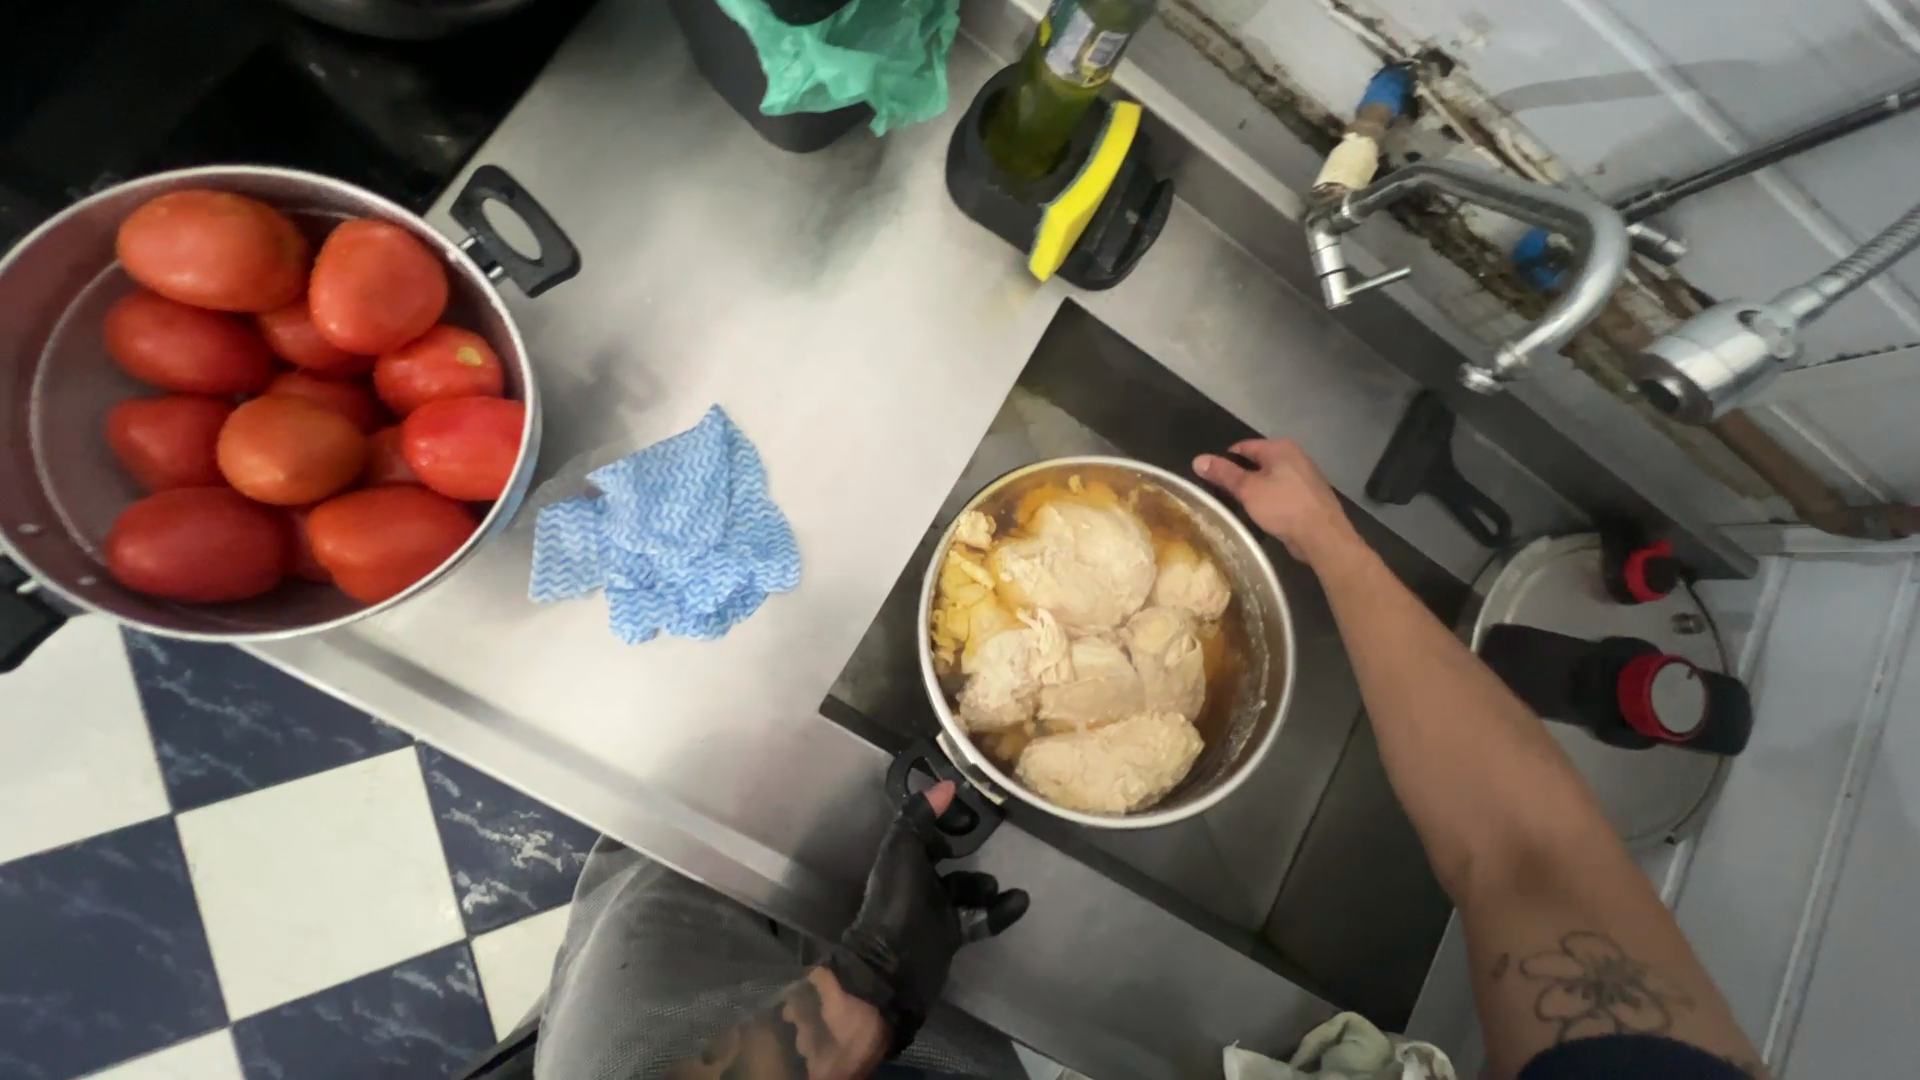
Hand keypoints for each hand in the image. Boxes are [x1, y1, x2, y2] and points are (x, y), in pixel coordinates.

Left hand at [826, 782, 1028, 1056]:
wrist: (890, 970)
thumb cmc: (896, 901)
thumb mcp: (903, 848)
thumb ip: (921, 814)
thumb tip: (947, 784)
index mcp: (904, 857)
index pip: (927, 829)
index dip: (946, 817)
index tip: (972, 806)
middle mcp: (919, 880)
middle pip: (950, 858)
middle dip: (970, 850)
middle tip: (994, 840)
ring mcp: (936, 910)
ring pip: (968, 889)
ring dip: (986, 885)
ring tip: (995, 886)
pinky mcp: (952, 937)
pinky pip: (981, 919)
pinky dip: (1001, 912)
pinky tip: (1020, 902)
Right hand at [1194, 439, 1363, 567]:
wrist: (1322, 536)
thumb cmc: (1282, 507)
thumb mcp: (1247, 489)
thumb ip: (1223, 473)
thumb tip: (1198, 459)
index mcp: (1280, 448)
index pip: (1242, 447)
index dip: (1224, 462)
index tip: (1213, 481)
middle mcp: (1295, 455)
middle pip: (1256, 462)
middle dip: (1240, 477)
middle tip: (1224, 496)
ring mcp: (1305, 475)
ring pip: (1269, 478)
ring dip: (1255, 490)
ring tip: (1241, 507)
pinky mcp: (1310, 495)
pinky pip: (1281, 492)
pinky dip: (1270, 499)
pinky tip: (1263, 515)